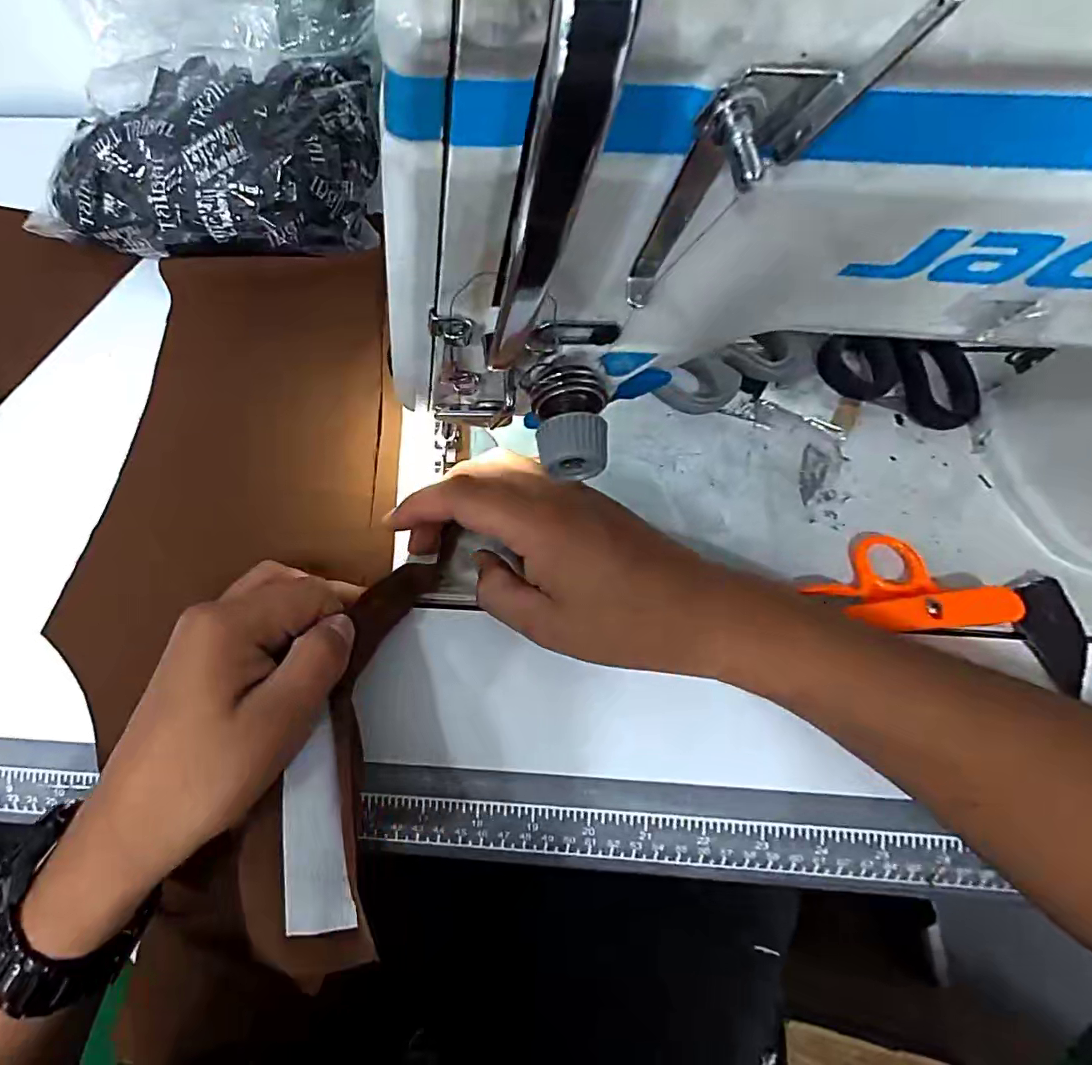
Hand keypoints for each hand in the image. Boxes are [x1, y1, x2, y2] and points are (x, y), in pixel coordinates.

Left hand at [20, 562, 356, 955]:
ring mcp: (194, 635)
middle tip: (349, 647)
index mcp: (226, 622)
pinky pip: (244, 624)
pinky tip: (288, 669)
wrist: (134, 822)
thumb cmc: (208, 777)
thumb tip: (343, 623)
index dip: (342, 614)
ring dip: (299, 617)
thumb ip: (318, 660)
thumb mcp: (279, 720)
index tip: (361, 653)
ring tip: (324, 659)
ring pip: (262, 599)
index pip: (306, 591)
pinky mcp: (190, 658)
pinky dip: (276, 633)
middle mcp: (206, 614)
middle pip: (280, 582)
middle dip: (322, 604)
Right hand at [389, 450, 814, 679]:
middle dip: (436, 497)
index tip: (392, 526)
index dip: (418, 503)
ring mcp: (571, 490)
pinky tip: (489, 528)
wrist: (700, 610)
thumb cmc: (625, 625)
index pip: (460, 492)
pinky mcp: (585, 498)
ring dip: (464, 491)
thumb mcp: (546, 625)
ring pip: (501, 467)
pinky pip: (523, 479)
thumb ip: (497, 591)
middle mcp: (550, 491)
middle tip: (418, 541)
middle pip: (477, 470)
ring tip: (447, 531)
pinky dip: (491, 493)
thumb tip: (483, 563)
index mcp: (536, 519)